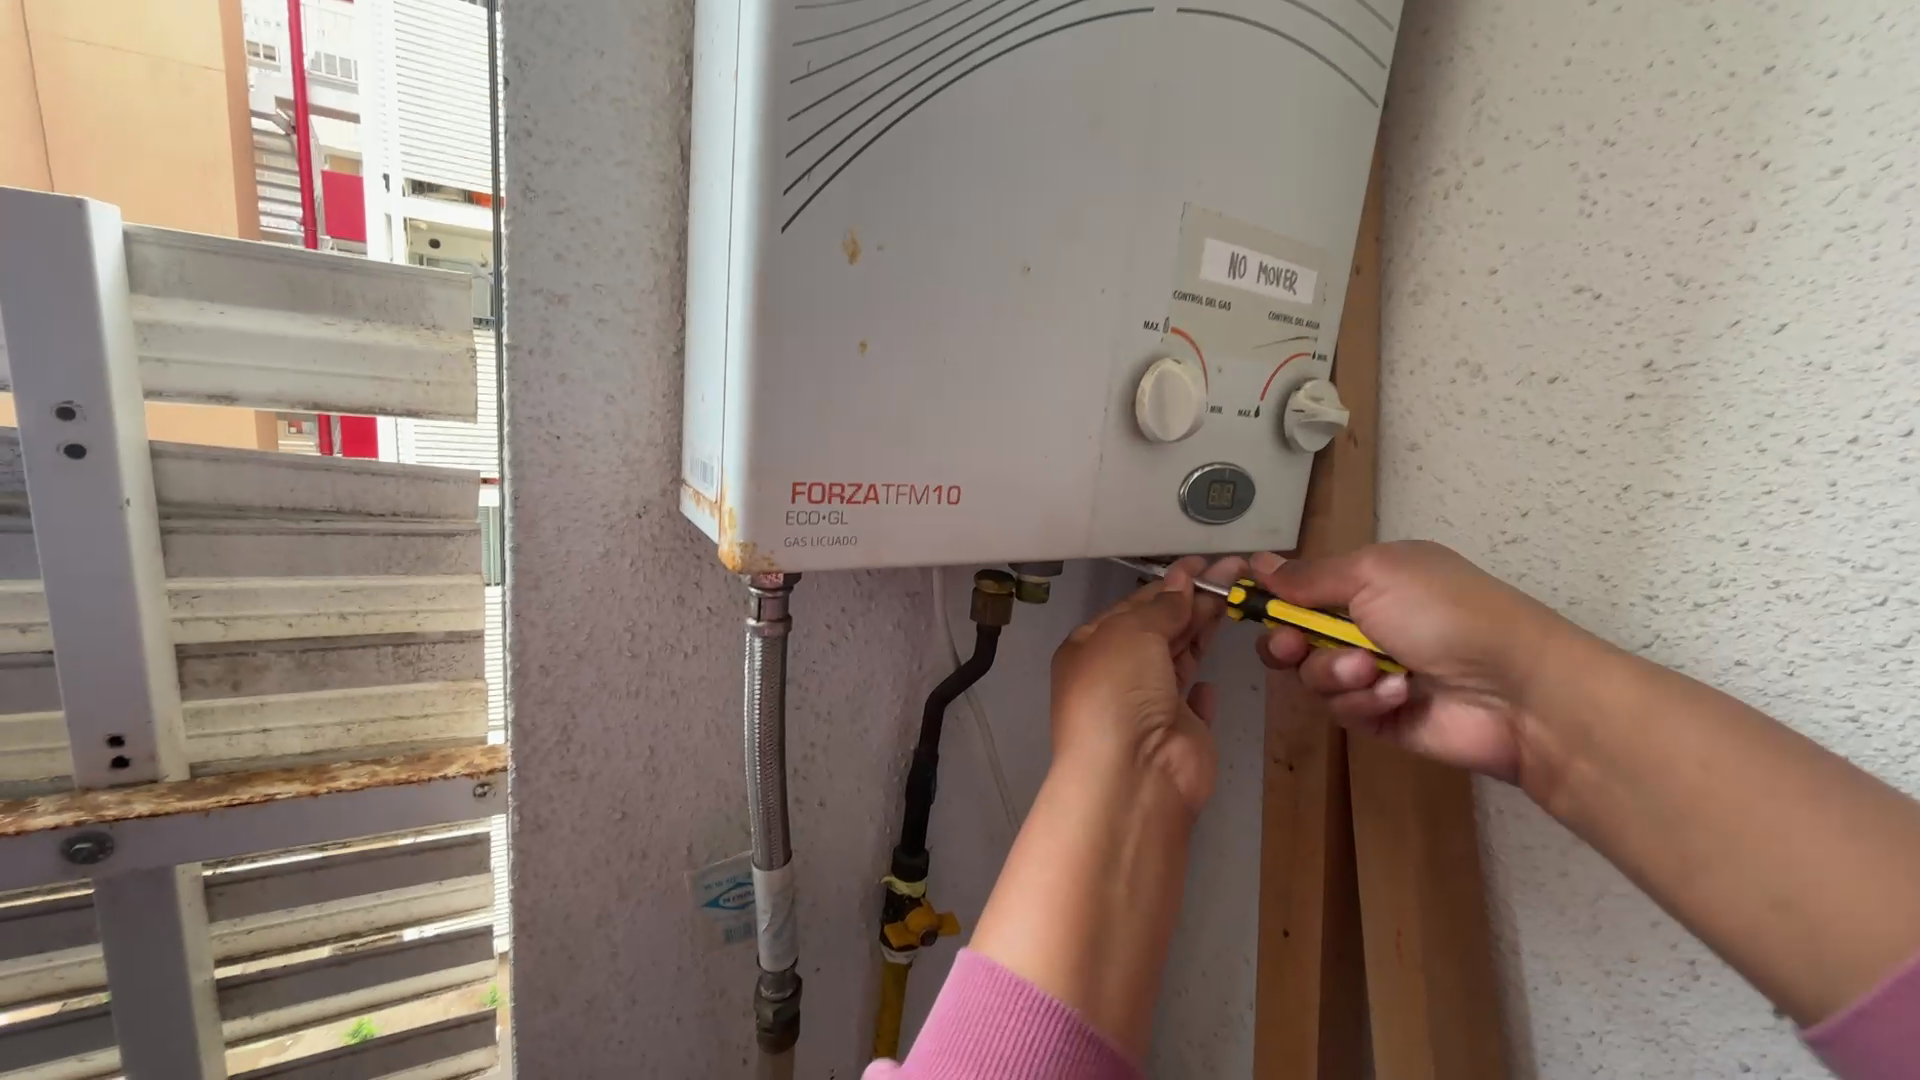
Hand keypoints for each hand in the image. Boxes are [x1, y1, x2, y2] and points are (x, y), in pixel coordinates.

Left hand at [1050, 556, 1244, 813]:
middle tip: (1235, 573)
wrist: (1133, 774)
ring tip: (1238, 598)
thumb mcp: (1131, 633)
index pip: (1132, 606)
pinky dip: (1202, 688)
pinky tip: (1212, 675)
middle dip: (1194, 600)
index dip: (1168, 584)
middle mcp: (1117, 674)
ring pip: (1179, 657)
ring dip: (1204, 629)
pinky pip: (1192, 703)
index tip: (1203, 565)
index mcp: (1090, 647)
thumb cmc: (1119, 691)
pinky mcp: (1181, 732)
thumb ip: (1160, 608)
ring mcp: (1149, 705)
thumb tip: (1182, 582)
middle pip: (1159, 628)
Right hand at [1252, 541, 1587, 787]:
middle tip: (1293, 645)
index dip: (1267, 598)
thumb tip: (1255, 561)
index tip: (1244, 603)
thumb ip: (1309, 576)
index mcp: (1364, 583)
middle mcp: (1361, 625)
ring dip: (1335, 672)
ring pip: (1310, 676)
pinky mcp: (1376, 716)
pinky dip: (1363, 700)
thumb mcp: (1375, 574)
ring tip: (1373, 670)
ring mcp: (1368, 672)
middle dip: (1287, 642)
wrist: (1519, 690)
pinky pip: (1340, 708)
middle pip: (1290, 637)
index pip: (1296, 590)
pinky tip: (1398, 695)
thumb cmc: (1446, 613)